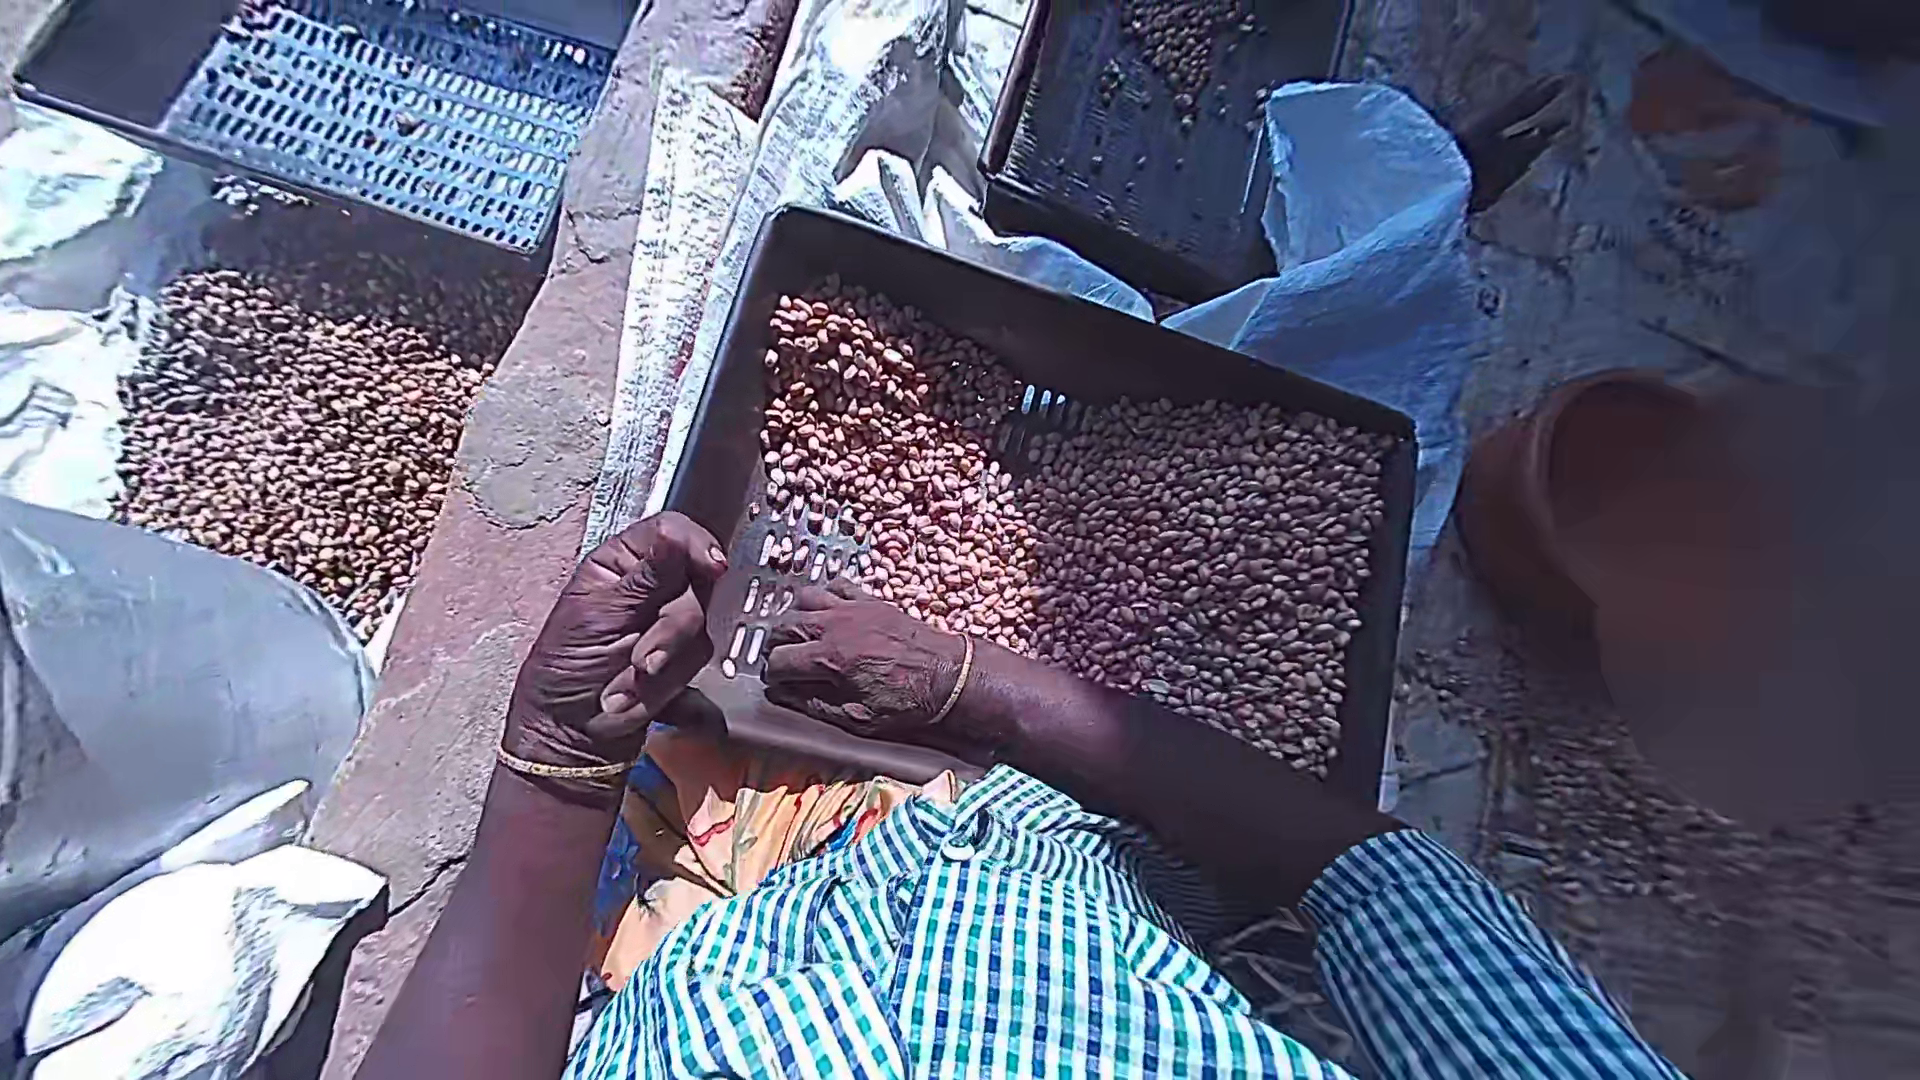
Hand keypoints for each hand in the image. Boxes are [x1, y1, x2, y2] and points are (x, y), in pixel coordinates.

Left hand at [505, 512, 726, 776]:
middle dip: (671, 628)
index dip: (697, 544)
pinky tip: (637, 693)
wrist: (572, 736)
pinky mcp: (686, 649)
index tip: (714, 568)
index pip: (671, 531)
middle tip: (642, 660)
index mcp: (621, 563)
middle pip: (697, 581)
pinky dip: (669, 679)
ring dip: (667, 659)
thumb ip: (646, 577)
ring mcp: (672, 617)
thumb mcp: (598, 618)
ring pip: (702, 621)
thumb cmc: (565, 671)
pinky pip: (701, 653)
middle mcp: (653, 584)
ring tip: (627, 685)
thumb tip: (675, 535)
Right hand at [763, 579, 971, 748]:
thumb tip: (785, 695)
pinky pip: (837, 585)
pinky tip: (830, 611)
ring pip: (803, 598)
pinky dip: (826, 594)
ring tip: (802, 633)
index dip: (773, 676)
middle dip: (776, 644)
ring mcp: (852, 608)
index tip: (779, 683)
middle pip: (783, 626)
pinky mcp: (870, 599)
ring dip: (796, 615)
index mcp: (828, 659)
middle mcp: (834, 627)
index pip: (777, 661)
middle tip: (785, 658)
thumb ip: (815, 704)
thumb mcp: (858, 717)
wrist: (947, 674)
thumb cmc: (907, 701)